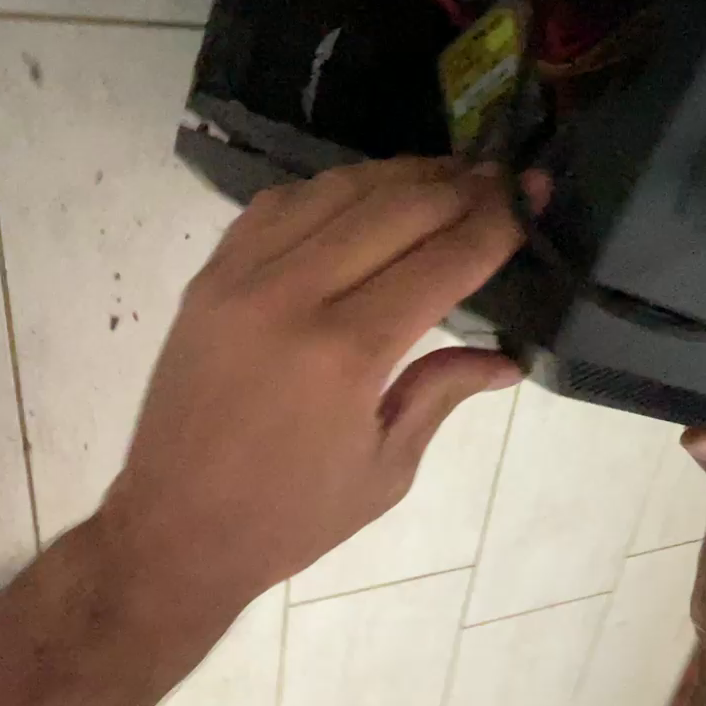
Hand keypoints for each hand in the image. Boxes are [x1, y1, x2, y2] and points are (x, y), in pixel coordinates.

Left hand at [97, 158, 536, 613]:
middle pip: (394, 208)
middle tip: (500, 180)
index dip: (495, 225)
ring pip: (334, 191)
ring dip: (398, 177)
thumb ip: (440, 395)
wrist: (176, 528)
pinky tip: (359, 200)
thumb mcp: (384, 472)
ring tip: (443, 180)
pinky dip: (328, 191)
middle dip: (459, 188)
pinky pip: (276, 207)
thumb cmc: (288, 518)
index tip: (530, 199)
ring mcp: (240, 279)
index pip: (441, 261)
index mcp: (346, 354)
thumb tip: (505, 359)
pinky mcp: (207, 279)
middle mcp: (291, 296)